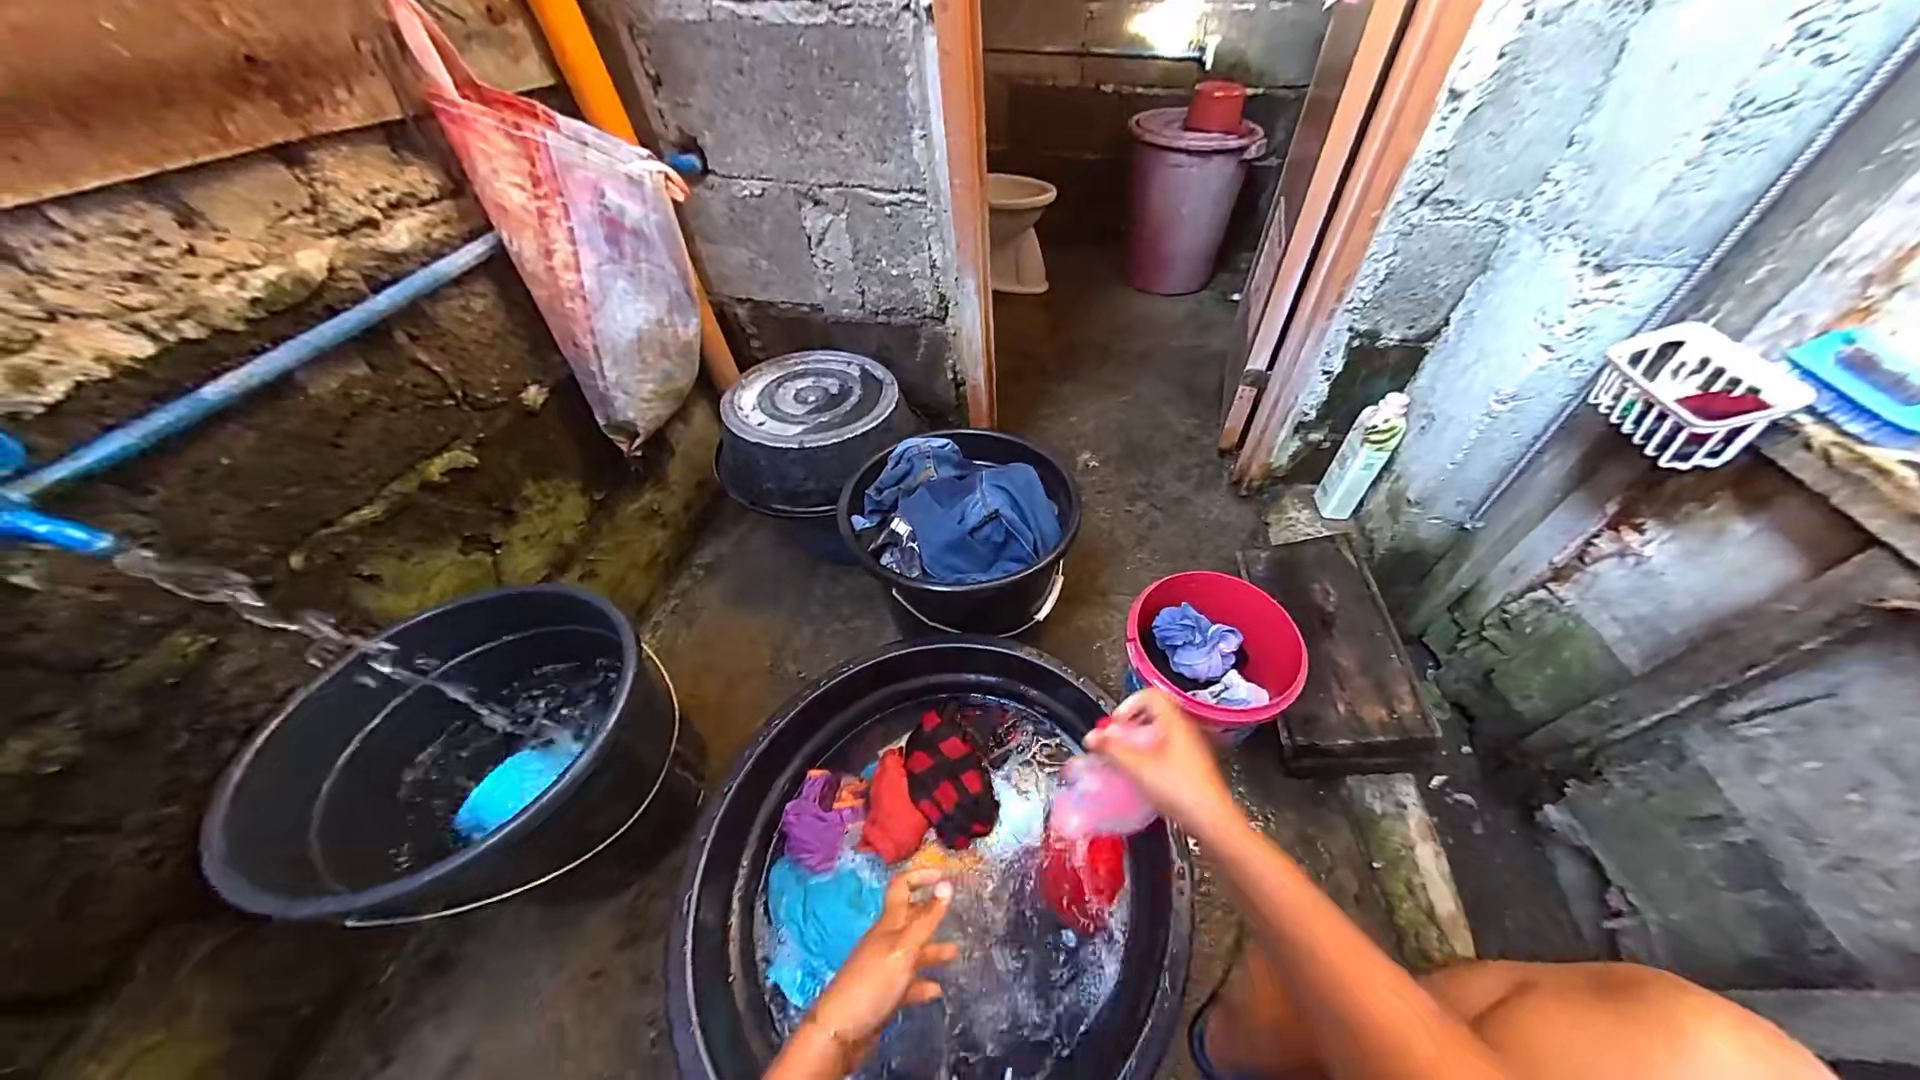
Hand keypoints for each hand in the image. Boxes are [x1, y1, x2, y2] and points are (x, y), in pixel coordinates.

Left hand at [784, 868, 957, 1074]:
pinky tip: (936, 990)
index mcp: (889, 923)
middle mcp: (886, 940)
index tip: (943, 876)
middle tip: (955, 915)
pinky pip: (908, 983)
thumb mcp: (904, 948)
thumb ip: (926, 919)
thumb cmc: (873, 981)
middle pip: (910, 919)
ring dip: (933, 951)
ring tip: (954, 954)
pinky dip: (922, 983)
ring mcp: (884, 967)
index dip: (920, 877)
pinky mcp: (885, 993)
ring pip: (913, 952)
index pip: (901, 887)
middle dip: (931, 914)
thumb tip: (946, 883)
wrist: (840, 1032)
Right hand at [1085, 689, 1244, 837]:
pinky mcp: (1191, 765)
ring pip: (1159, 731)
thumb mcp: (1137, 767)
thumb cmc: (1182, 791)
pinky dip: (1149, 753)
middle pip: (1153, 712)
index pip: (1150, 694)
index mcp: (1174, 721)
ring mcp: (1190, 747)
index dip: (1128, 704)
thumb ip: (1111, 749)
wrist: (1212, 821)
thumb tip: (1092, 737)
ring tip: (1125, 756)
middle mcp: (1184, 730)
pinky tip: (1141, 773)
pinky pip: (1165, 748)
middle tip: (1117, 738)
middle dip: (1130, 723)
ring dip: (1138, 739)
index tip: (1116, 722)